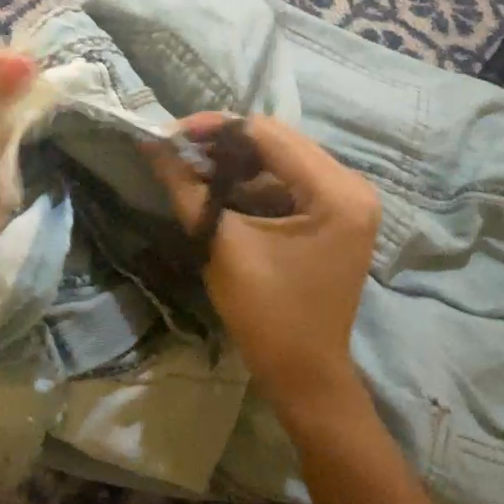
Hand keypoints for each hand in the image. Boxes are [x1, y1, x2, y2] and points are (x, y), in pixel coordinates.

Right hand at [146, 114, 381, 406]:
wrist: (304, 376)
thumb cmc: (267, 314)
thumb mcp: (222, 245)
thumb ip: (187, 188)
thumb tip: (151, 142)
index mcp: (336, 192)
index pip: (268, 133)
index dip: (214, 127)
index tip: (169, 134)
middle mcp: (351, 185)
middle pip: (277, 141)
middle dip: (222, 143)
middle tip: (175, 148)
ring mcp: (347, 201)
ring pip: (280, 159)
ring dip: (235, 161)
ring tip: (190, 167)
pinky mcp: (335, 215)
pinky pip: (288, 181)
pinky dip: (252, 181)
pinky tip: (218, 188)